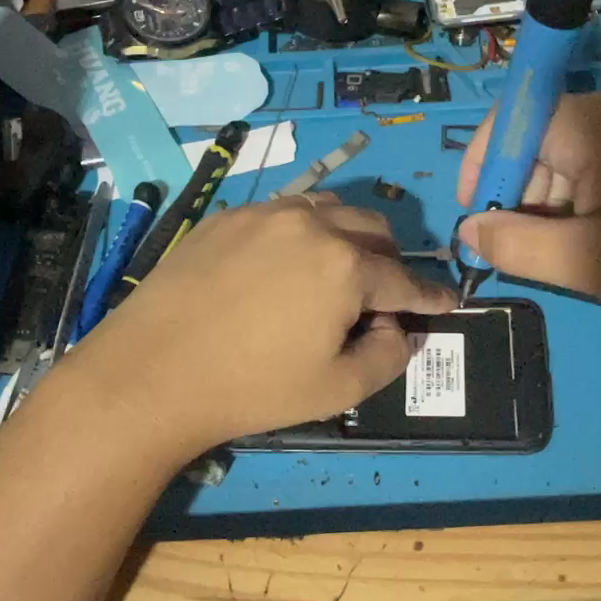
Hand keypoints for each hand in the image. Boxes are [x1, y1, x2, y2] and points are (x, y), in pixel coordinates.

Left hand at [69, 195, 455, 454]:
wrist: (151, 373)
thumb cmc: (252, 389)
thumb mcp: (337, 388)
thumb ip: (389, 356)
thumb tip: (402, 329)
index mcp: (346, 267)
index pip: (406, 281)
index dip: (432, 296)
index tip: (449, 301)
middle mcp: (311, 225)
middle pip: (374, 231)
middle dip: (392, 262)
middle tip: (386, 297)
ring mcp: (264, 214)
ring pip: (330, 211)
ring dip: (350, 238)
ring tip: (340, 272)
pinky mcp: (226, 218)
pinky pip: (283, 212)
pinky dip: (304, 232)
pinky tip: (286, 264)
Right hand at [457, 81, 600, 338]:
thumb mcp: (592, 265)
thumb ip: (518, 244)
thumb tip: (468, 228)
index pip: (516, 120)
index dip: (484, 167)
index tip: (475, 219)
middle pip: (548, 136)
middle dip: (525, 192)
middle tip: (531, 252)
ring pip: (583, 151)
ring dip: (562, 200)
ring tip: (578, 255)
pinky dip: (598, 195)